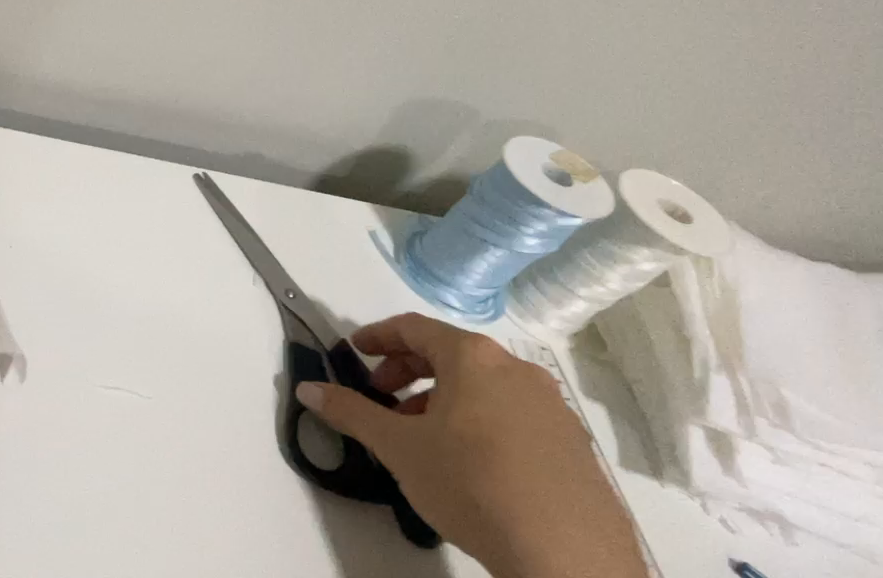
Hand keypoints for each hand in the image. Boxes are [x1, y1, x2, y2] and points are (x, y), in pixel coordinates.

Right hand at [296, 313, 646, 577]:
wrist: (569, 560)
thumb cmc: (472, 484)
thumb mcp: (397, 447)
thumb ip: (350, 411)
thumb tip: (307, 389)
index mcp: (474, 358)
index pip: (414, 327)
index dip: (378, 336)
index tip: (355, 350)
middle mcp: (518, 371)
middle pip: (450, 354)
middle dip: (408, 371)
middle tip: (382, 397)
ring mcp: (554, 409)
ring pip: (484, 387)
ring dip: (443, 400)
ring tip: (422, 438)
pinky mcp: (575, 447)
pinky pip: (515, 416)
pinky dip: (481, 422)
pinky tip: (469, 464)